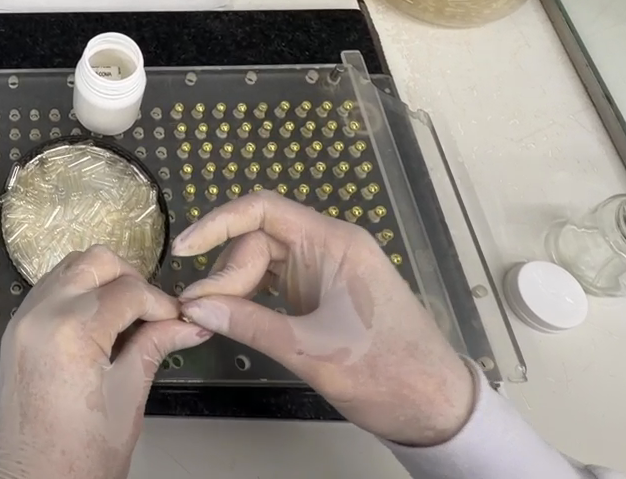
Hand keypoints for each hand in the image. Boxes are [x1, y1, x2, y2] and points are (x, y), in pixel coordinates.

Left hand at [0, 245, 210, 478]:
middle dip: (129, 278)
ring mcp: (23, 316)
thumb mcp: (128, 397)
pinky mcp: (15, 326)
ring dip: (101, 279)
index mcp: (72, 329)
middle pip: (95, 261)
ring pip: (69, 266)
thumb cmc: (84, 453)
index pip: (128, 291)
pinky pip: (50, 286)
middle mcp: (42, 311)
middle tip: (152, 310)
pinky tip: (97, 320)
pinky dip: (77, 289)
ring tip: (126, 315)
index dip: (160, 302)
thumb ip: (155, 347)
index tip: (179, 318)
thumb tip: (190, 324)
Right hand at [172, 192, 475, 446]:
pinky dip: (250, 295)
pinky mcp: (321, 290)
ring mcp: (324, 267)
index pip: (262, 209)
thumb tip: (193, 306)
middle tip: (197, 308)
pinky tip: (234, 313)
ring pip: (261, 259)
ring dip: (234, 284)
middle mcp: (326, 245)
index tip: (184, 248)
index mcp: (333, 243)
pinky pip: (273, 278)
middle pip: (257, 238)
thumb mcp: (313, 353)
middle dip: (226, 271)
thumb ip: (250, 324)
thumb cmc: (387, 375)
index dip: (217, 223)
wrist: (441, 415)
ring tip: (211, 314)